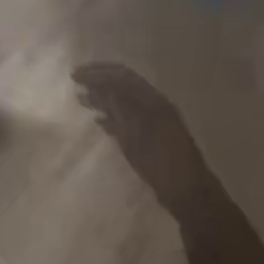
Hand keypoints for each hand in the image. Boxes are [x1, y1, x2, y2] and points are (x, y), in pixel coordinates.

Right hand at [74, 62, 208, 212]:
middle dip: (98, 80)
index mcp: (151, 97)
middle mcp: (153, 104)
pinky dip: (112, 116)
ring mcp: (154, 121)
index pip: (120, 74)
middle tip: (77, 81)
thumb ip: (116, 103)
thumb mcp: (134, 127)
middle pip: (122, 84)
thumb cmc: (159, 157)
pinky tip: (100, 121)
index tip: (75, 75)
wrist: (188, 191)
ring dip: (103, 97)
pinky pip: (128, 119)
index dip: (96, 71)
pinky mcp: (152, 137)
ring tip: (83, 99)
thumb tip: (96, 84)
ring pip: (124, 101)